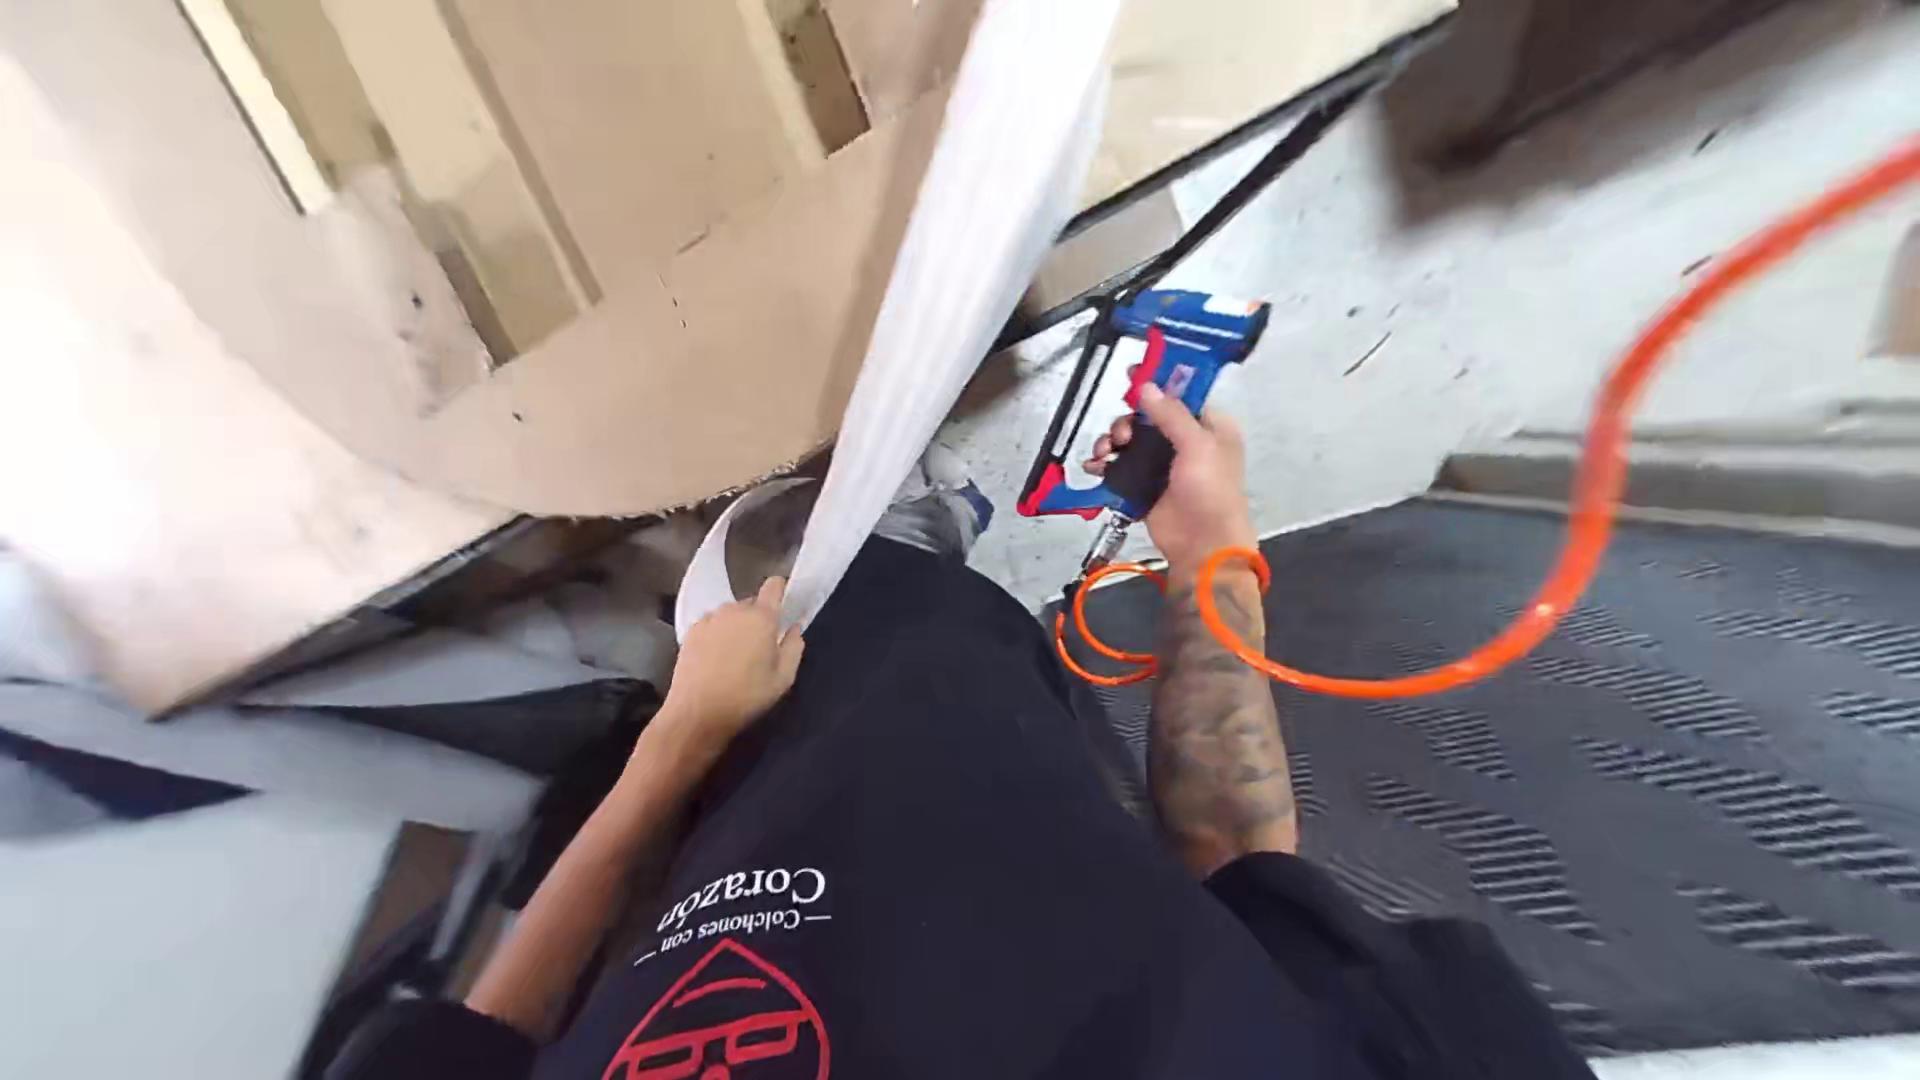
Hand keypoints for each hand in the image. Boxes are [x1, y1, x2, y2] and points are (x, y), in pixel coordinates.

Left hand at [655, 577, 805, 761]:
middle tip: (761, 644)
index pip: (774, 586)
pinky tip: (717, 657)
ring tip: (736, 653)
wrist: (696, 714)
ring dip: (738, 625)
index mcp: (762, 617)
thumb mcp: (784, 678)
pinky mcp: (690, 632)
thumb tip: (793, 628)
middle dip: (759, 617)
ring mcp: (710, 619)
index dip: (781, 590)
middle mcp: (734, 610)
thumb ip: (794, 646)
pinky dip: (718, 633)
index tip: (784, 605)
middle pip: (752, 602)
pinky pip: (712, 624)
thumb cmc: (747, 696)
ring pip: (731, 613)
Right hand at [1085, 383, 1255, 576]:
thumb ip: (1170, 415)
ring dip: (1112, 443)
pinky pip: (1120, 467)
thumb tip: (1146, 386)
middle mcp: (1185, 442)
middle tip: (1120, 437)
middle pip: (1147, 418)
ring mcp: (1162, 465)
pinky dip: (1106, 465)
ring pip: (1130, 442)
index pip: (1180, 395)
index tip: (1132, 375)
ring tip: (1103, 454)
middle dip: (1127, 423)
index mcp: (1208, 427)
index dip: (1157, 384)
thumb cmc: (1210, 491)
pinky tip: (1095, 467)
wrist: (1201, 544)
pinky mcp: (1143, 486)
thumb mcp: (1197, 446)